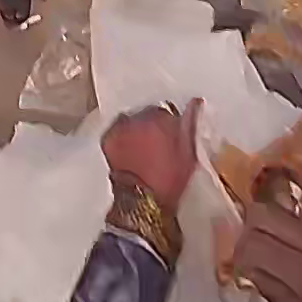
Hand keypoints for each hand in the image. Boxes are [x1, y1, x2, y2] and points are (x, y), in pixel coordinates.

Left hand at [101, 99, 201, 213]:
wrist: (143, 201)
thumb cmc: (171, 179)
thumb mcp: (189, 153)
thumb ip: (190, 124)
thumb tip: (196, 101)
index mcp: (160, 117)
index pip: (164, 111)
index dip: (167, 125)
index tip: (170, 138)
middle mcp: (136, 116)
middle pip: (145, 115)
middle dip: (150, 125)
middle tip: (155, 144)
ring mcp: (118, 126)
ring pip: (129, 121)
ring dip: (134, 130)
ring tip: (140, 149)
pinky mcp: (106, 138)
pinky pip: (114, 132)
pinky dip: (120, 138)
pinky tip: (127, 152)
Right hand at [233, 204, 301, 301]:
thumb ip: (271, 288)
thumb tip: (245, 262)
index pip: (255, 241)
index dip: (240, 251)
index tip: (239, 264)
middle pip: (267, 213)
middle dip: (251, 227)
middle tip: (250, 248)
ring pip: (289, 212)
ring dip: (275, 226)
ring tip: (275, 248)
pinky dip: (299, 232)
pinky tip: (301, 252)